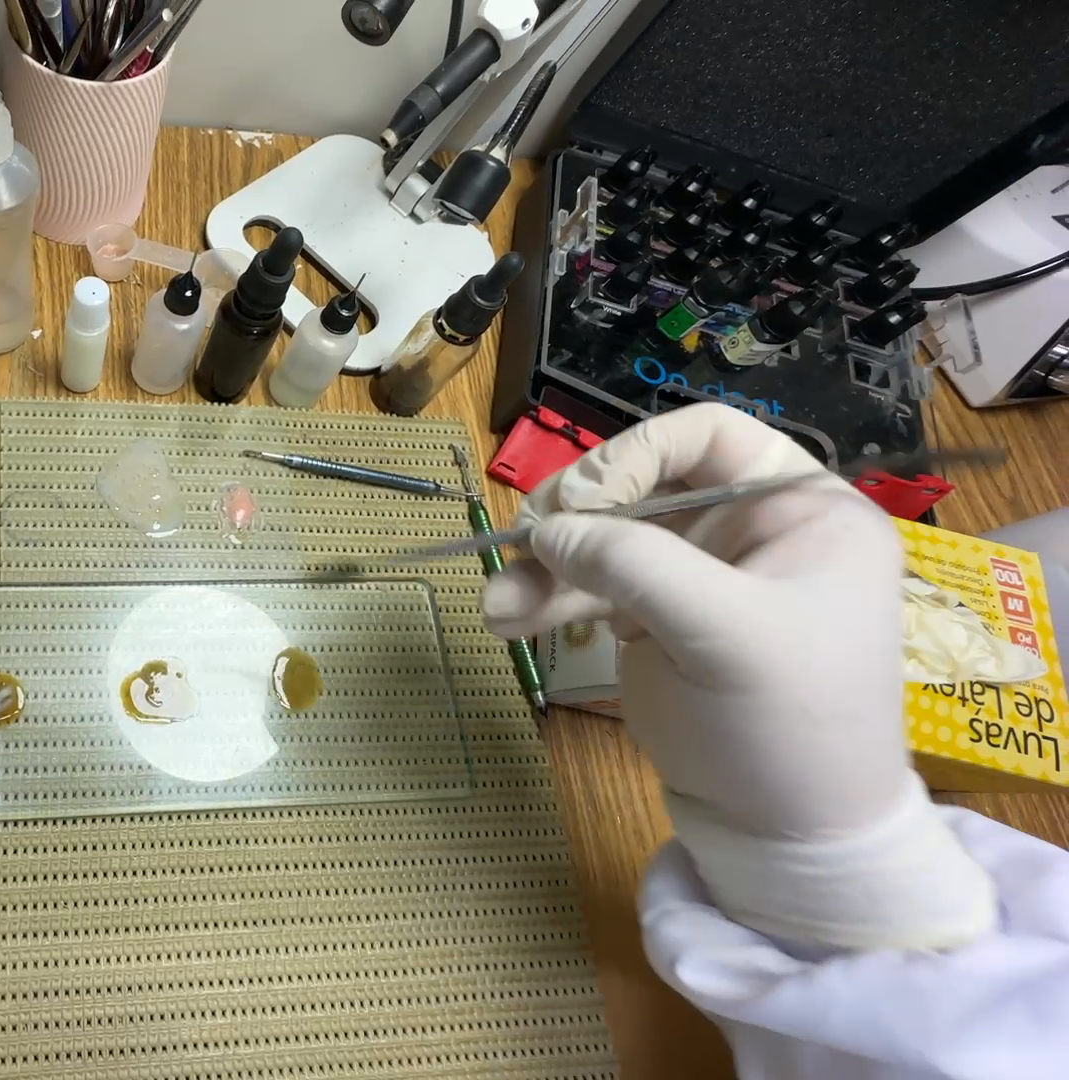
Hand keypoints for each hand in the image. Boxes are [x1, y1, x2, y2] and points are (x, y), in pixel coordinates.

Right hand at [481, 404, 994, 949]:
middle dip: (566, 519)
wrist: (778, 827)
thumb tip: (546, 530)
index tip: (581, 506)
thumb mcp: (727, 636)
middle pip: (628, 484)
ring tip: (498, 606)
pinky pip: (577, 583)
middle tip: (520, 548)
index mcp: (793, 509)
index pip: (702, 436)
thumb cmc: (787, 725)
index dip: (632, 456)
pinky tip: (505, 620)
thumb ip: (635, 567)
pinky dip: (538, 597)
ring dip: (536, 567)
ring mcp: (685, 570)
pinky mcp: (644, 611)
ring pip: (591, 537)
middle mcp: (736, 528)